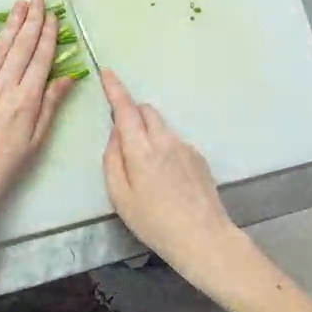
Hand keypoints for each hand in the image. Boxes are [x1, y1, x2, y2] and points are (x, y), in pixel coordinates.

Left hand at [0, 0, 77, 224]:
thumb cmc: (7, 163)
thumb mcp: (37, 138)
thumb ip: (51, 104)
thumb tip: (68, 76)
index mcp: (27, 99)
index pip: (41, 59)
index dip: (48, 35)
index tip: (53, 16)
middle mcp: (5, 87)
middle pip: (22, 46)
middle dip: (32, 20)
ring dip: (10, 23)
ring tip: (19, 4)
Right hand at [101, 69, 246, 287]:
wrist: (204, 238)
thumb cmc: (154, 222)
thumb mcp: (120, 196)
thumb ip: (112, 160)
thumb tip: (116, 135)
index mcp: (141, 149)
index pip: (126, 109)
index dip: (115, 89)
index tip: (107, 72)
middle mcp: (165, 140)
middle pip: (146, 112)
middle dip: (133, 114)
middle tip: (123, 138)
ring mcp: (186, 147)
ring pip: (162, 127)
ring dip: (149, 134)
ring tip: (147, 170)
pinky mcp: (200, 158)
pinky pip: (175, 143)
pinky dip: (165, 149)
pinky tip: (167, 181)